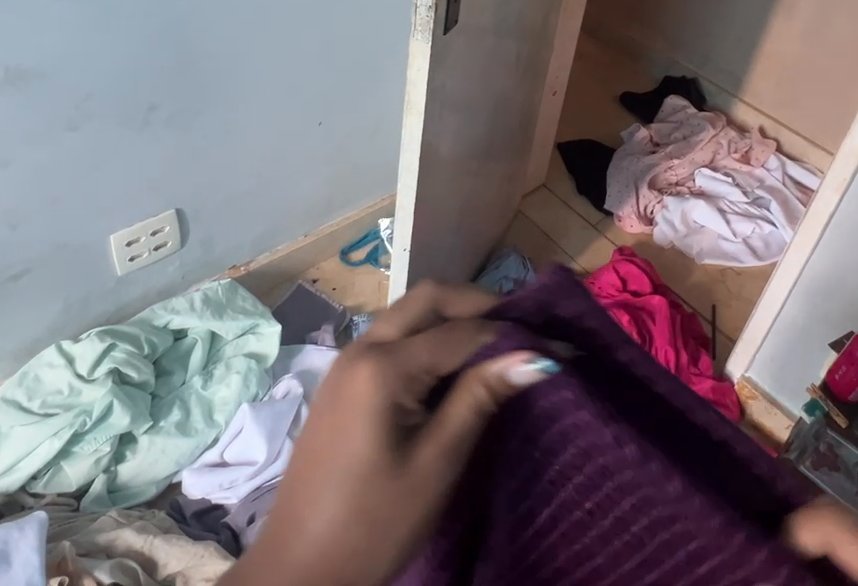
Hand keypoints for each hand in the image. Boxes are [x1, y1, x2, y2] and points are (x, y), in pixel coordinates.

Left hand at [221, 282, 555, 585]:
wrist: (298, 569)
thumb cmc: (373, 524)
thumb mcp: (436, 463)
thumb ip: (480, 398)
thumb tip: (537, 356)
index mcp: (383, 367)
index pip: (462, 331)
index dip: (513, 334)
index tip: (558, 344)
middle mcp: (362, 347)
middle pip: (430, 299)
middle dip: (481, 305)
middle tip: (526, 331)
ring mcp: (347, 361)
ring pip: (409, 313)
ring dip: (454, 318)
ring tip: (499, 345)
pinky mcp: (344, 380)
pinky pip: (394, 337)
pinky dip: (429, 337)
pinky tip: (456, 366)